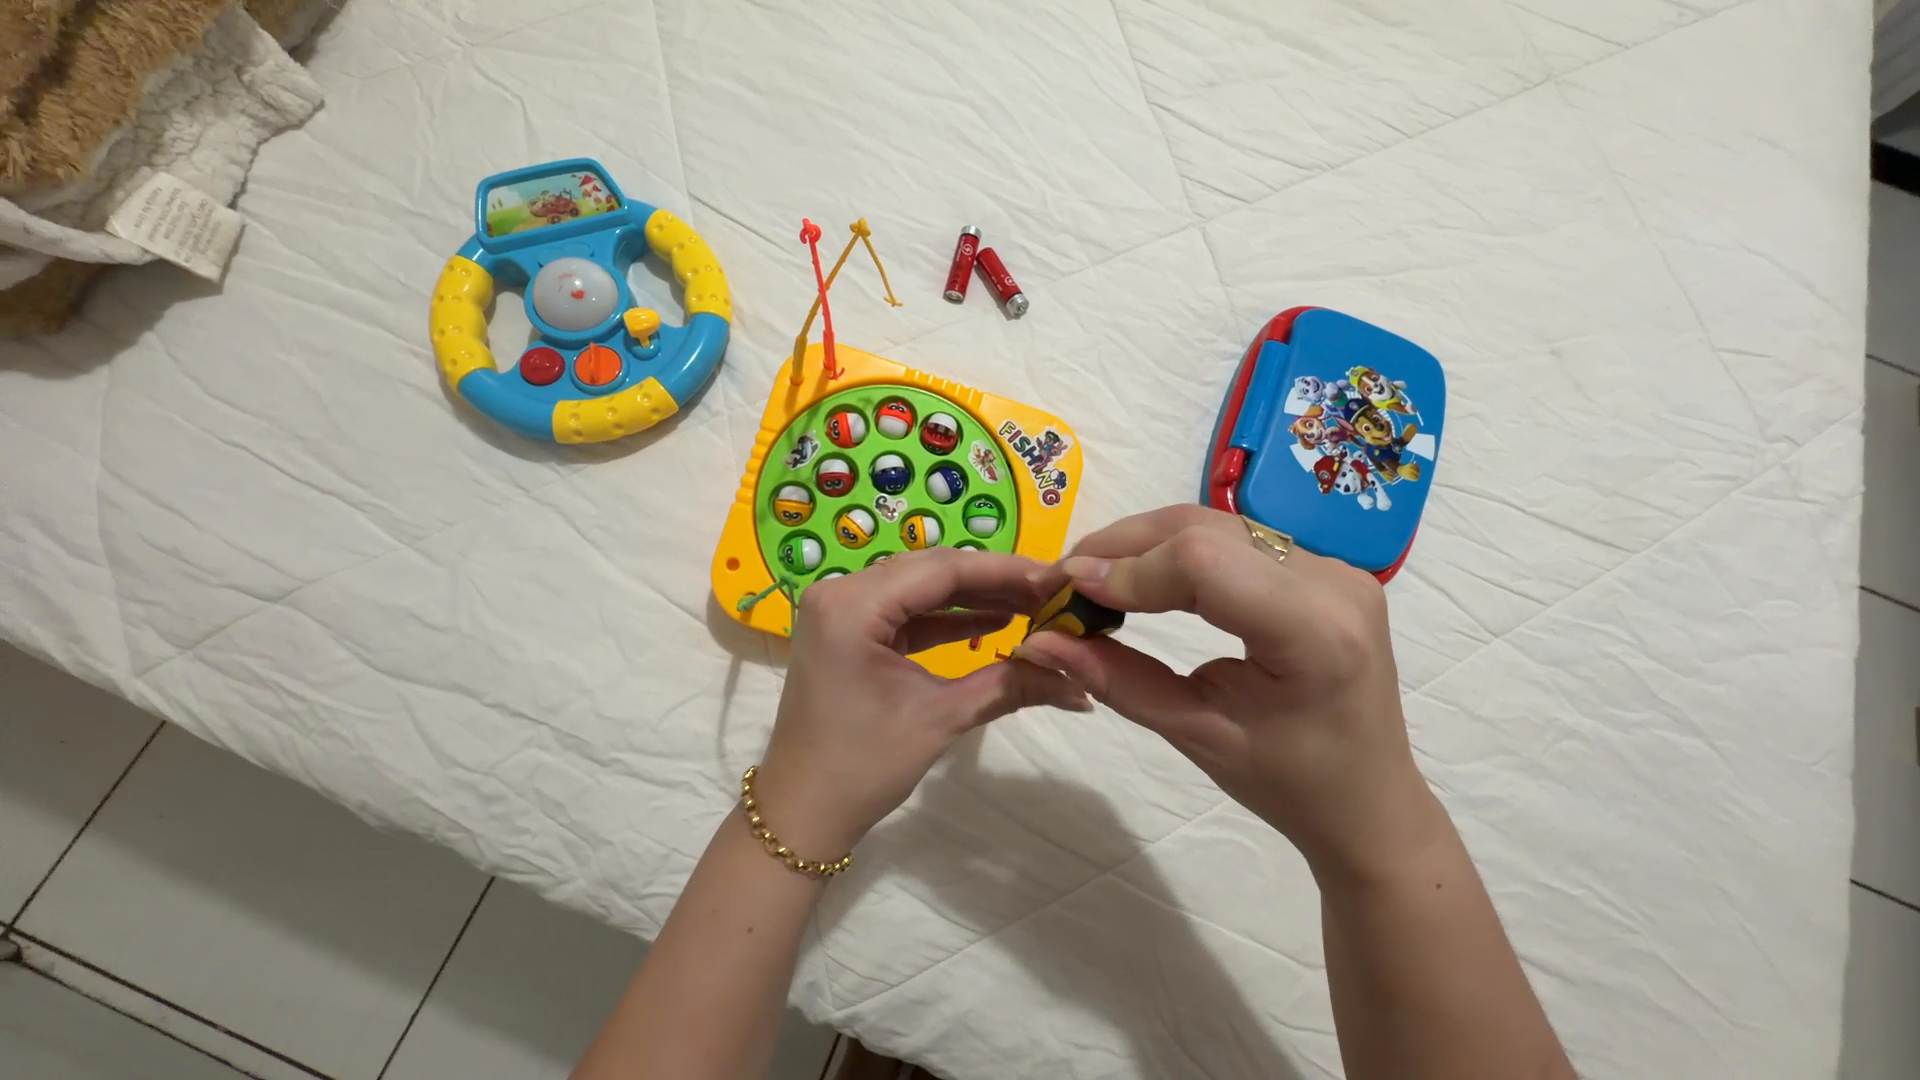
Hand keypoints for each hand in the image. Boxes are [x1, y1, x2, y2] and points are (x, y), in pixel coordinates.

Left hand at [753, 548, 1090, 859]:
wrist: (803, 810)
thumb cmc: (863, 766)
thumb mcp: (940, 719)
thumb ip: (1008, 686)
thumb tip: (1081, 686)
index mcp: (852, 605)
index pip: (941, 569)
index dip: (1003, 571)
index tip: (1055, 579)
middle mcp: (841, 593)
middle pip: (930, 571)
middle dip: (992, 581)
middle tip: (1050, 592)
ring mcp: (841, 611)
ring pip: (920, 588)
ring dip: (972, 597)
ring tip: (1032, 605)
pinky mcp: (849, 631)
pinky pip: (905, 611)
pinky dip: (946, 617)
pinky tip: (993, 621)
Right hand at [1015, 505, 1443, 883]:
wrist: (1370, 801)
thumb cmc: (1288, 785)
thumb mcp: (1196, 734)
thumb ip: (1115, 680)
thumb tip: (1038, 641)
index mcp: (1315, 633)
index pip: (1204, 562)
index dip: (1126, 568)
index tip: (1064, 592)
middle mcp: (1332, 581)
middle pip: (1205, 528)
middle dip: (1123, 546)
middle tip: (1065, 579)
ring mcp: (1334, 566)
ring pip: (1215, 523)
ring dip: (1145, 543)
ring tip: (1093, 577)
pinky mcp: (1323, 566)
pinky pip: (1234, 538)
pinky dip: (1175, 549)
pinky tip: (1142, 575)